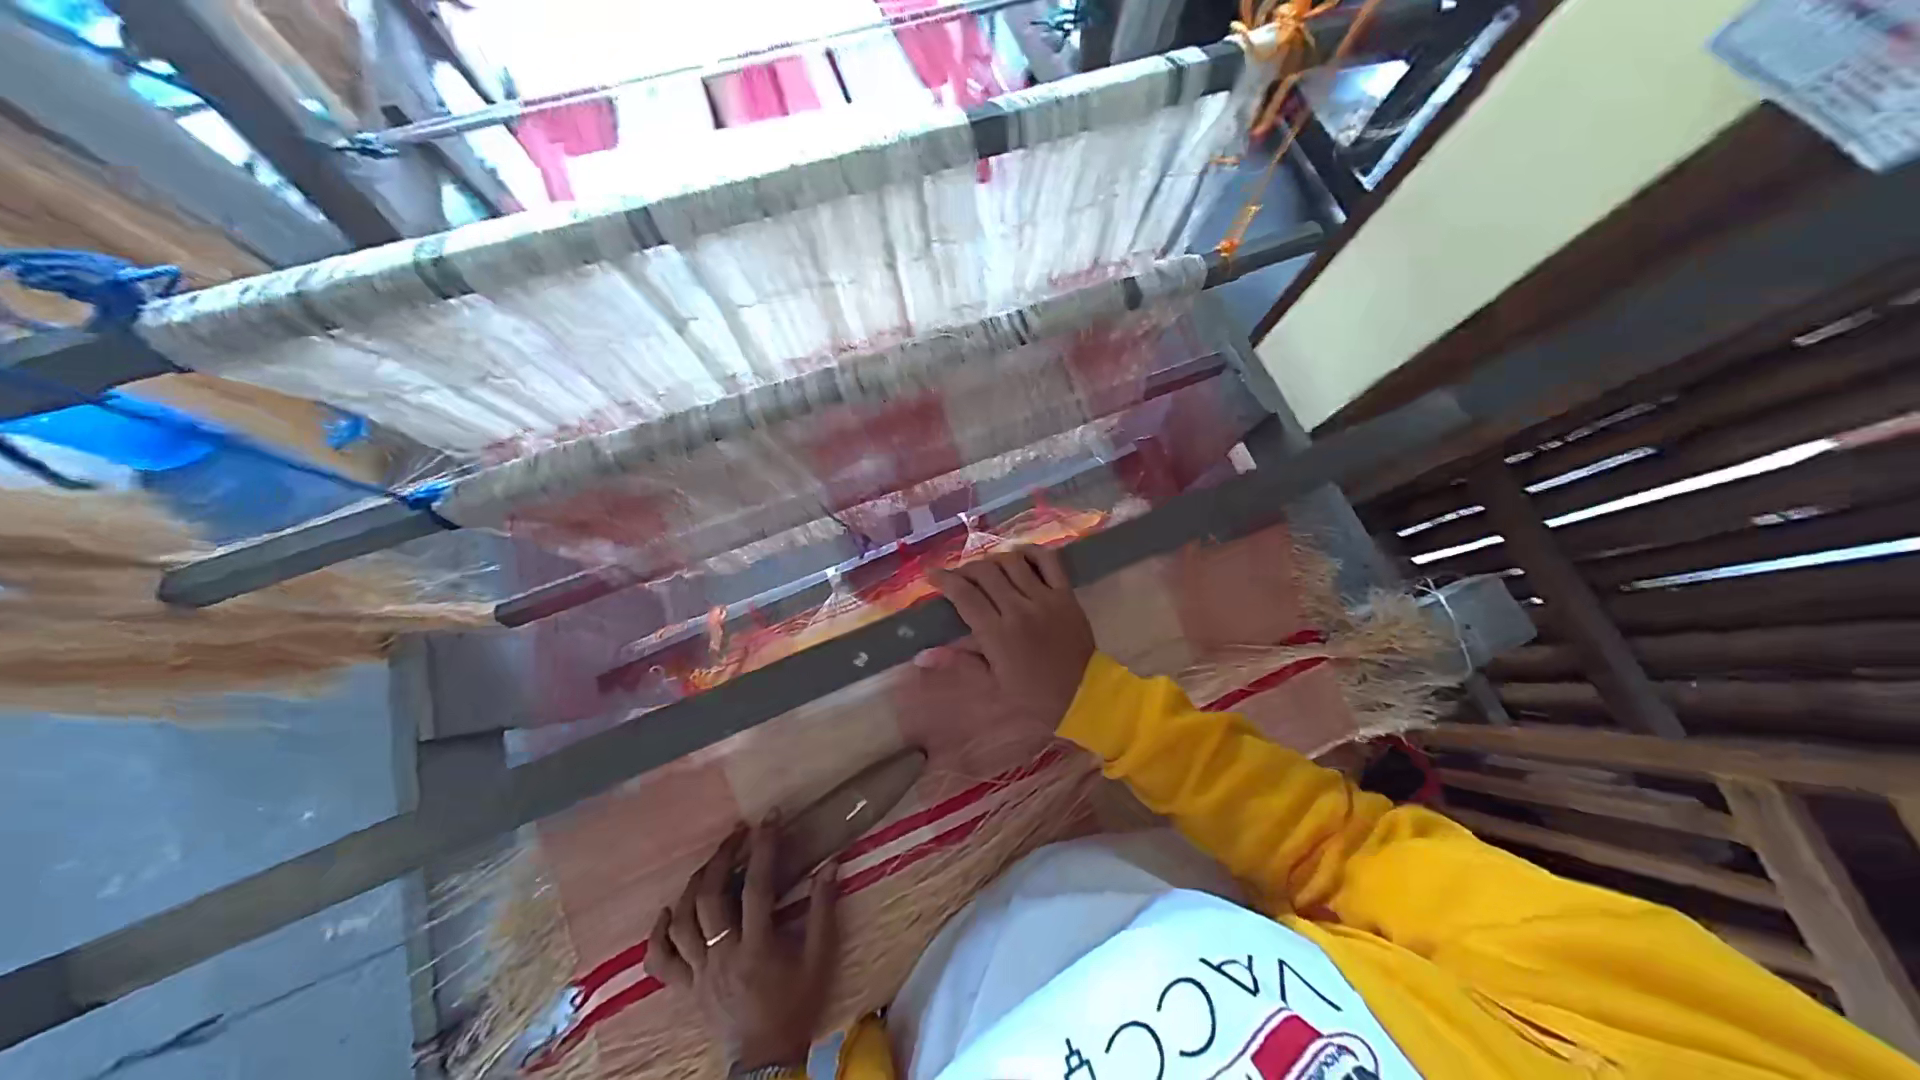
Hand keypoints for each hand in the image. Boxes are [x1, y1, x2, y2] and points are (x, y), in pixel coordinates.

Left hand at [647, 818, 838, 1070]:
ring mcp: (698, 974)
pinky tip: (668, 910)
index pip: (757, 886)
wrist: (767, 1059)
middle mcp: (722, 957)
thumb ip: (823, 910)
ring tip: (712, 862)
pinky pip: (660, 962)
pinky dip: (658, 934)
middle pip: (710, 897)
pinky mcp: (685, 989)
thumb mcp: (820, 958)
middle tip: (737, 833)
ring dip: (694, 885)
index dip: (763, 848)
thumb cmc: (797, 1004)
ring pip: (682, 922)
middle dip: (722, 857)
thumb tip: (831, 864)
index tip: (769, 818)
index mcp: (758, 948)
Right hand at [925, 547, 1095, 728]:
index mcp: (998, 634)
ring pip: (1011, 561)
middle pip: (984, 572)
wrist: (1085, 696)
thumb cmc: (1034, 697)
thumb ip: (959, 662)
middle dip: (964, 569)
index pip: (964, 595)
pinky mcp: (1066, 594)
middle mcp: (1019, 609)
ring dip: (992, 559)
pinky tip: (1018, 555)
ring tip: (985, 568)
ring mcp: (1045, 598)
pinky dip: (1030, 552)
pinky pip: (1048, 560)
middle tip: (958, 576)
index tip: (931, 575)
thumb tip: (921, 655)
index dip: (944, 580)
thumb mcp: (993, 685)